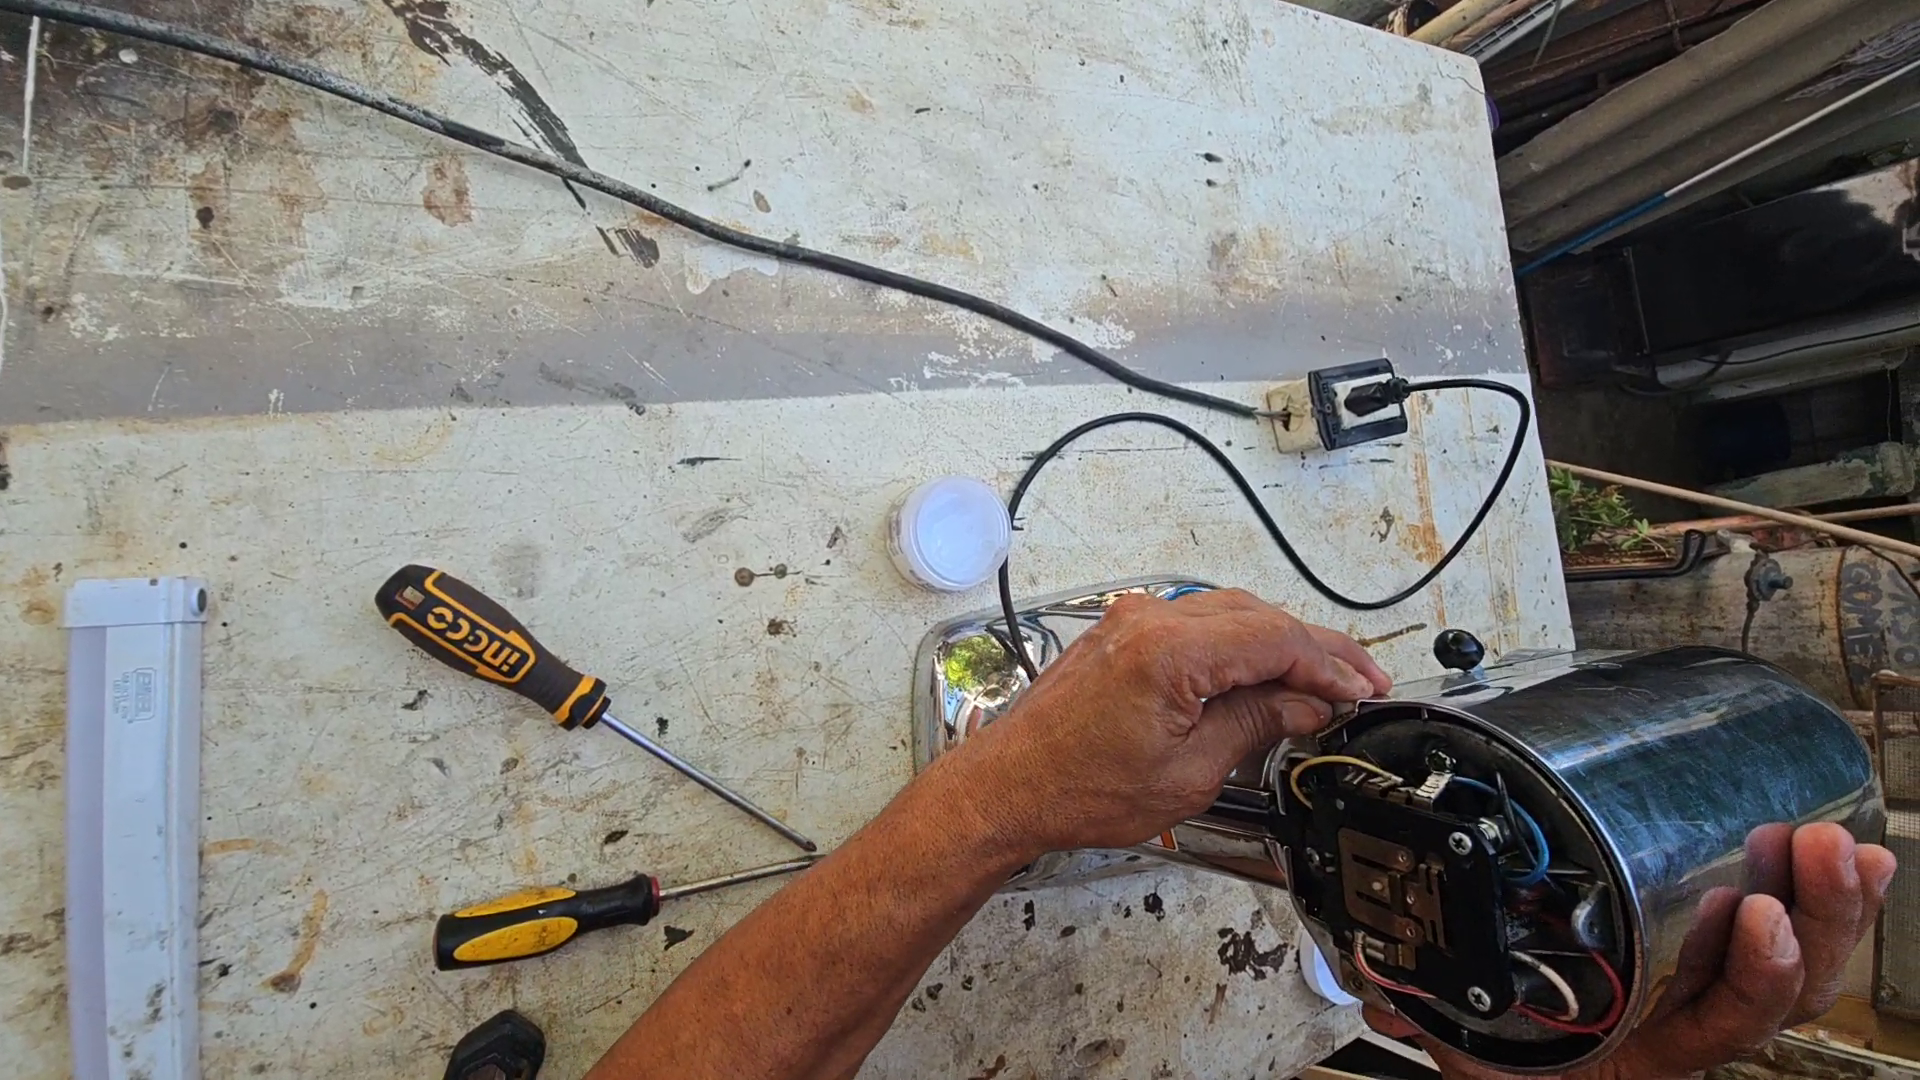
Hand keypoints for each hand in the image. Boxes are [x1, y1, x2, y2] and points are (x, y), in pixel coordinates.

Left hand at [953, 588, 1391, 854]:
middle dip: (1311, 646)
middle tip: (1355, 680)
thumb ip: (1254, 725)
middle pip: (1254, 616)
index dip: (1329, 663)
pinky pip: (1192, 622)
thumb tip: (1305, 703)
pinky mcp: (1120, 632)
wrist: (1012, 783)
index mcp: (1168, 651)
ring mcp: (1129, 620)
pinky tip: (1256, 670)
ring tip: (1316, 678)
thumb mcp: (1188, 772)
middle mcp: (1147, 620)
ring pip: (1226, 612)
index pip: (1273, 639)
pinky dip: (1233, 642)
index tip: (1362, 688)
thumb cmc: (1081, 787)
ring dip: (1274, 640)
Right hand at [1365, 822, 1896, 1079]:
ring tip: (1834, 842)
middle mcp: (1690, 1025)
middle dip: (1816, 913)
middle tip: (1813, 845)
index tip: (1753, 910)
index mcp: (1647, 1046)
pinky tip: (1828, 861)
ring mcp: (1701, 993)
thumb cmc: (1513, 1065)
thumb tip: (1383, 1001)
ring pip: (1797, 965)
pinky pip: (1775, 946)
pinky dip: (1811, 903)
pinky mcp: (1697, 961)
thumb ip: (1445, 1033)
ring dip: (1828, 901)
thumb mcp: (1480, 1060)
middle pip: (1786, 985)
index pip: (1723, 1017)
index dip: (1751, 968)